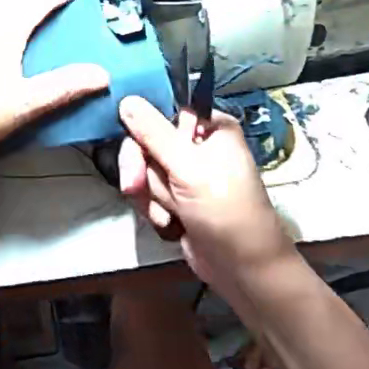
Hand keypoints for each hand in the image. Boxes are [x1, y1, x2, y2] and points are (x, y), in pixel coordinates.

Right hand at [116, 96, 295, 291]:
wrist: (242, 269)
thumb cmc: (225, 210)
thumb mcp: (188, 167)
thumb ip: (154, 132)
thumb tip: (126, 99)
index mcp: (209, 126)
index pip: (163, 110)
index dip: (144, 128)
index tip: (134, 143)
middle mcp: (197, 145)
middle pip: (146, 141)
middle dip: (142, 170)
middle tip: (136, 186)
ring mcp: (185, 173)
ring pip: (144, 169)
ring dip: (152, 194)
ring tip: (172, 212)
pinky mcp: (176, 198)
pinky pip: (148, 192)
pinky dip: (155, 209)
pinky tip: (171, 223)